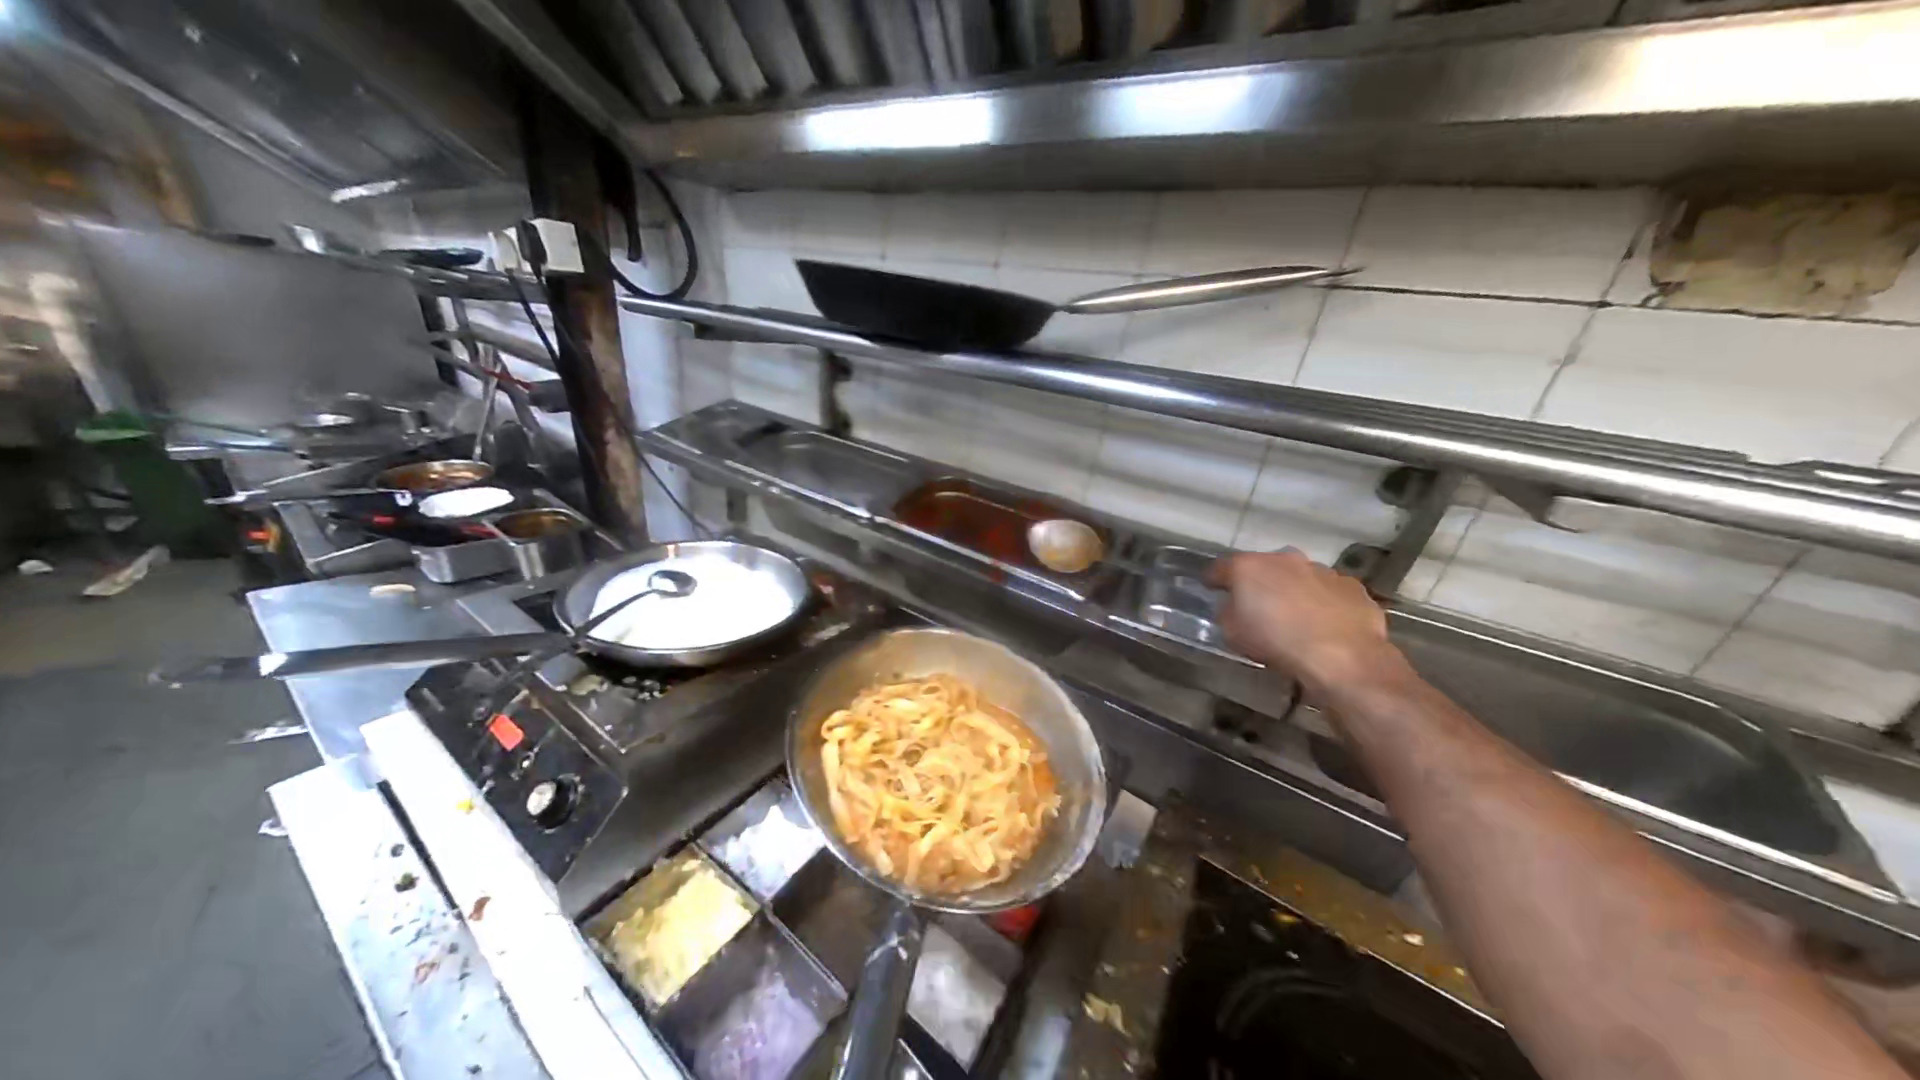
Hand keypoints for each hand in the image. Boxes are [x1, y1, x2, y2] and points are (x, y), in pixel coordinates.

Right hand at [1207, 549, 1400, 690]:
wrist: (1342, 657)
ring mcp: (1322, 570)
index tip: (1212, 590)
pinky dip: (1323, 603)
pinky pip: (1329, 592)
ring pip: (1299, 577)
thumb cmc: (1277, 643)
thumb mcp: (1233, 634)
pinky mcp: (1351, 586)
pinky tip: (1325, 625)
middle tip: (1257, 607)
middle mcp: (1285, 559)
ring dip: (1293, 591)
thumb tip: (1233, 608)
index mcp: (1249, 567)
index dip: (1214, 581)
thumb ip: (1228, 613)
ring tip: (1295, 619)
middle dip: (1259, 583)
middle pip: (1264, 567)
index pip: (1220, 568)